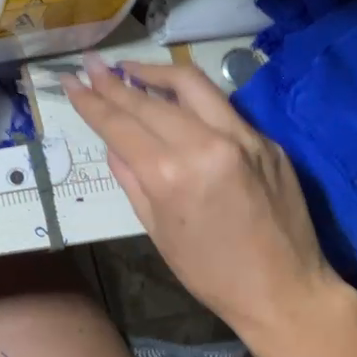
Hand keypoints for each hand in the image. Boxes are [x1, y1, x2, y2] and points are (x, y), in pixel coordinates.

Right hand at [62, 55, 356, 341]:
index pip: (119, 124)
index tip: (71, 81)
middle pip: (148, 101)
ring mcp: (242, 138)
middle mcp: (206, 145)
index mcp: (170, 174)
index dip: (90, 101)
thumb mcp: (154, 228)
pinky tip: (173, 98)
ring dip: (154, 73)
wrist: (285, 289)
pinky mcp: (267, 141)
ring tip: (129, 68)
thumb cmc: (207, 270)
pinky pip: (221, 107)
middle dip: (113, 82)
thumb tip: (115, 143)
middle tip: (91, 66)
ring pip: (191, 86)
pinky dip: (190, 97)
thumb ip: (130, 177)